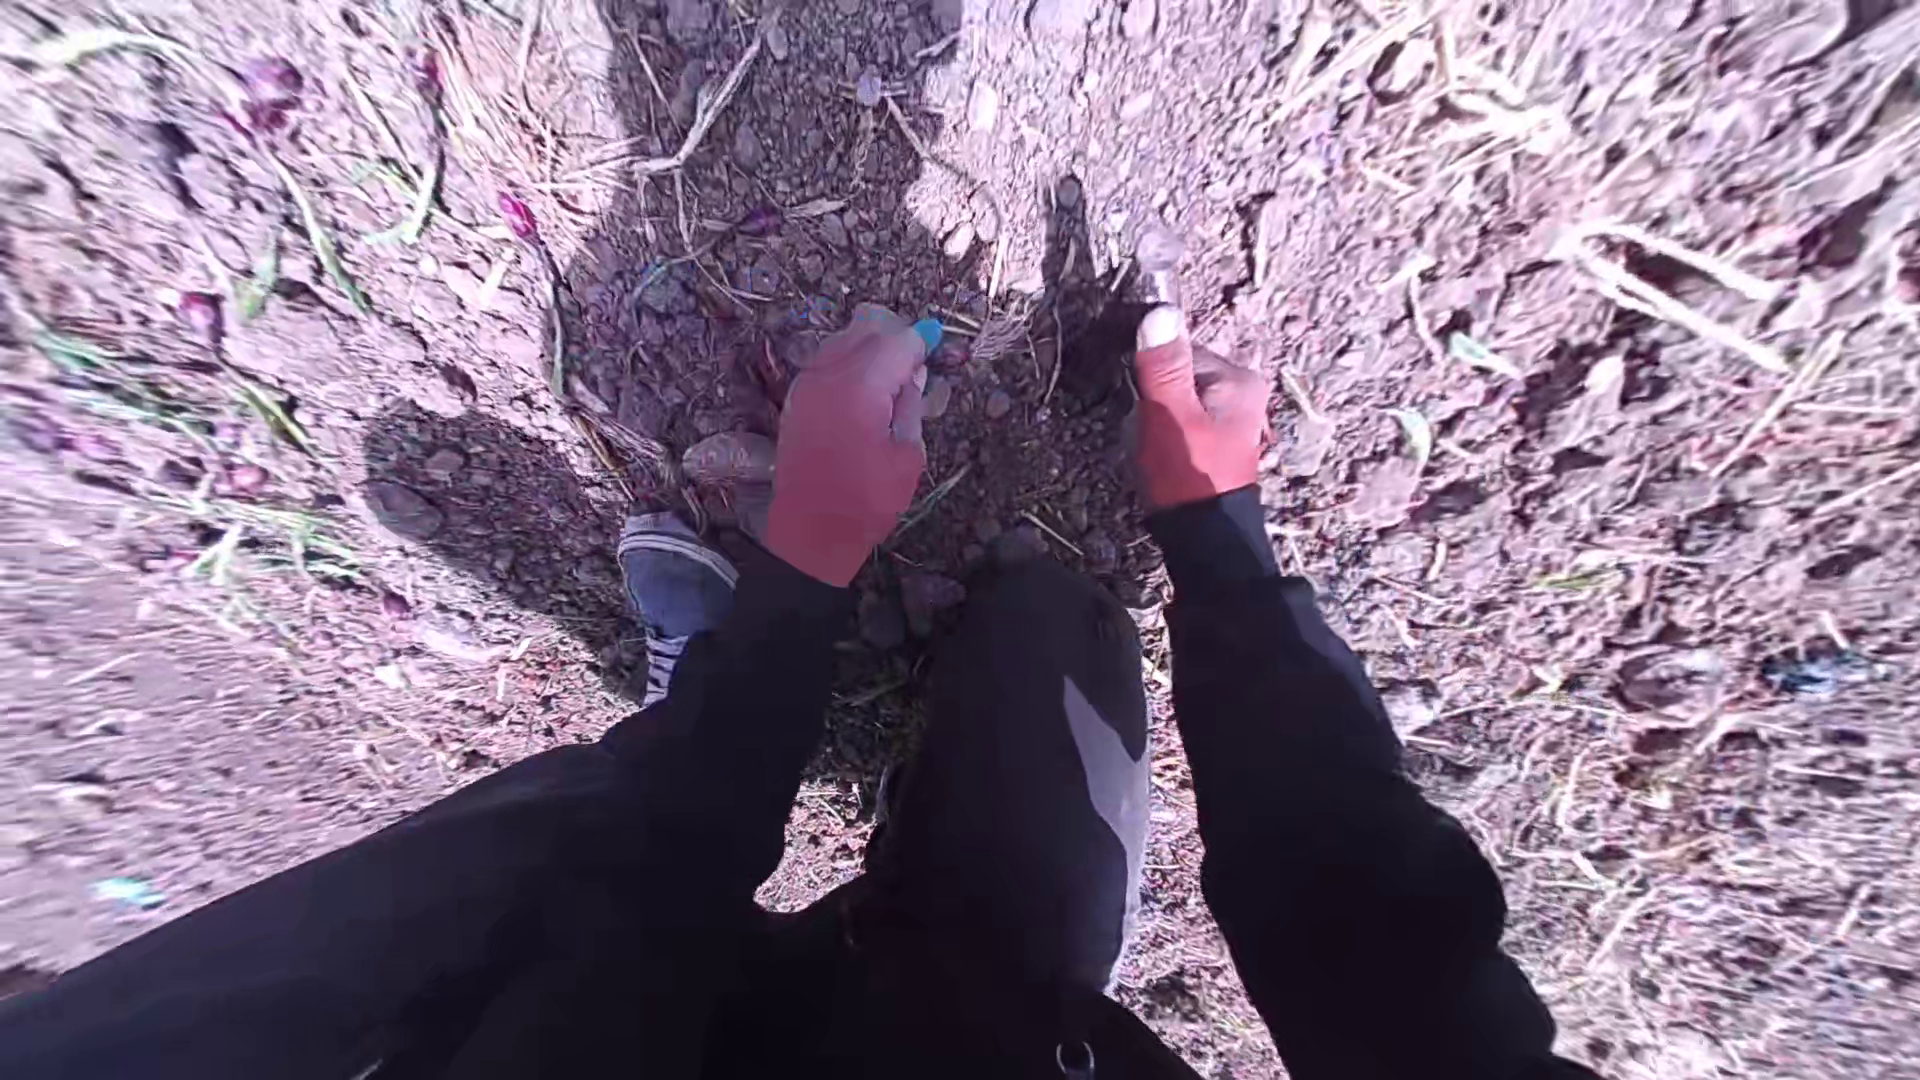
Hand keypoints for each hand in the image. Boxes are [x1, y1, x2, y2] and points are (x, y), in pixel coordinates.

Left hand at [765, 304, 928, 585]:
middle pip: (867, 329)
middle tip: (915, 368)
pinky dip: (849, 362)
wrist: (812, 531)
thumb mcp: (907, 458)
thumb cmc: (868, 502)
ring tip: (891, 381)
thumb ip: (911, 407)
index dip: (922, 343)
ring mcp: (806, 384)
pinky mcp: (796, 398)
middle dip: (896, 340)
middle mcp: (829, 375)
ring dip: (871, 348)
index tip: (938, 348)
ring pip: (844, 339)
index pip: (899, 342)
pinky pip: (826, 360)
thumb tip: (915, 375)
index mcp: (861, 388)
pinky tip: (864, 390)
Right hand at [1131, 306, 1268, 511]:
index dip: (1151, 377)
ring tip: (1156, 450)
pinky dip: (1165, 435)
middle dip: (1154, 403)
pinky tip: (1163, 457)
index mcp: (1238, 380)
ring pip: (1175, 402)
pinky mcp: (1216, 441)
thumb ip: (1164, 367)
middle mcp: (1242, 393)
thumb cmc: (1188, 474)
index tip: (1143, 406)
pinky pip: (1180, 422)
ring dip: (1156, 422)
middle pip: (1177, 378)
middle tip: (1151, 434)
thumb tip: (1159, 312)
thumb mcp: (1170, 415)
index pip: (1180, 353)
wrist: (1203, 536)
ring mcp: (1231, 419)